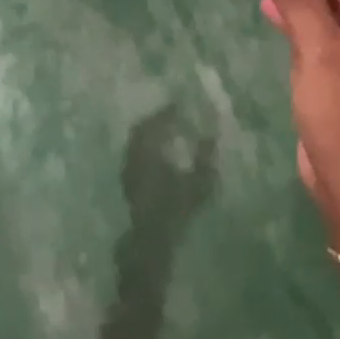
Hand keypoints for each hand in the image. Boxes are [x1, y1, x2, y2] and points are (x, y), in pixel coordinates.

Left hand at [121, 105, 217, 229]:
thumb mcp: (199, 183)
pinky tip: (157, 152)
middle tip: (171, 114)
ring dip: (149, 131)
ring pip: (135, 140)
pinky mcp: (127, 178)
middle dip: (156, 118)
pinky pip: (133, 152)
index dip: (168, 111)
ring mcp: (128, 166)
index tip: (179, 104)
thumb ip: (206, 156)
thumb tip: (213, 133)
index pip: (157, 123)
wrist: (152, 234)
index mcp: (150, 151)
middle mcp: (134, 154)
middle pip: (141, 128)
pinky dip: (144, 145)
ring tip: (166, 130)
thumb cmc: (177, 208)